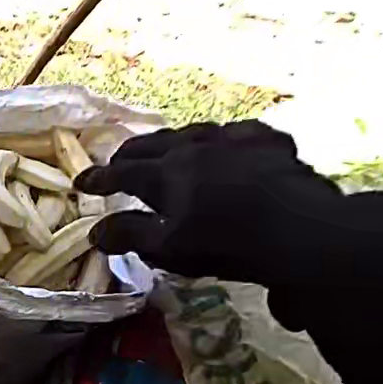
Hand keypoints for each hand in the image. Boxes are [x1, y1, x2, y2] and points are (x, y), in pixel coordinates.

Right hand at [75, 120, 382, 317]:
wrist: (301, 230)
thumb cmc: (226, 244)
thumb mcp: (169, 249)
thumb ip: (130, 236)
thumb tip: (94, 232)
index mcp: (166, 173)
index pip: (122, 173)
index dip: (99, 178)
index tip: (81, 181)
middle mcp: (195, 146)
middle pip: (153, 145)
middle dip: (129, 155)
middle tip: (116, 163)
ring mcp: (234, 139)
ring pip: (193, 133)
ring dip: (171, 143)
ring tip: (165, 150)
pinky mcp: (269, 141)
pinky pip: (237, 134)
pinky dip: (221, 141)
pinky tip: (226, 145)